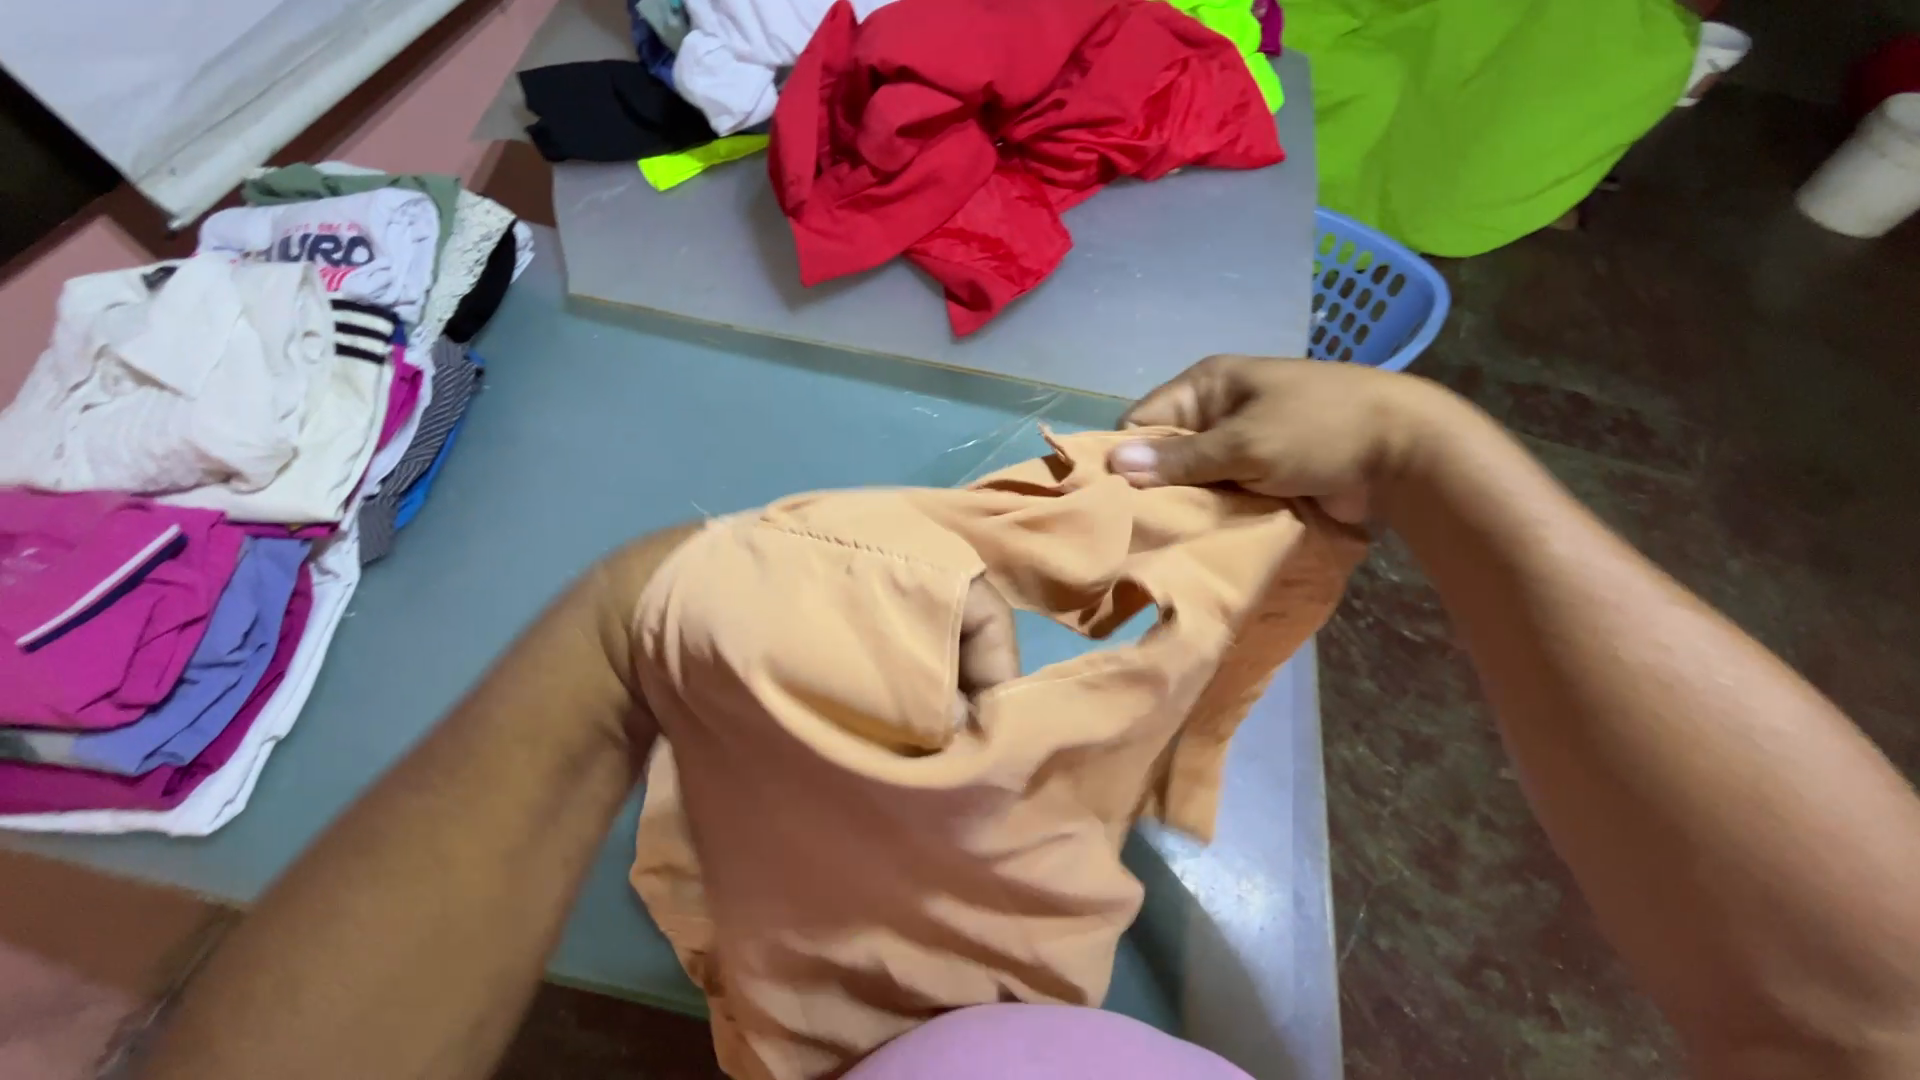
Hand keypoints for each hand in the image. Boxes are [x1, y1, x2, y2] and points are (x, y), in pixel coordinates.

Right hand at [1108, 355, 1458, 522]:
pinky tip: (1199, 538)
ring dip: (1186, 505)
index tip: (1111, 501)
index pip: (1142, 421)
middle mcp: (1218, 411)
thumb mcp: (1244, 444)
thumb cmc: (1319, 431)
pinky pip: (1222, 494)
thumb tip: (1113, 464)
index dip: (1125, 458)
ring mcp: (1241, 444)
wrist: (1406, 452)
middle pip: (1164, 453)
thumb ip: (1180, 460)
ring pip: (1192, 480)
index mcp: (1207, 386)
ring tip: (1164, 540)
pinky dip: (1213, 513)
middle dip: (1153, 488)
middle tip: (1135, 530)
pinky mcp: (1261, 474)